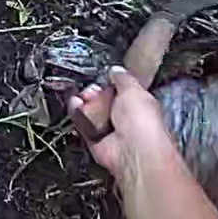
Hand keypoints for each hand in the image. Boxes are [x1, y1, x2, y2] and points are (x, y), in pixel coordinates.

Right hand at [67, 67, 178, 185]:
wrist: (132, 149)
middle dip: (94, 91)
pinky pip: (82, 123)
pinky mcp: (95, 138)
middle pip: (101, 99)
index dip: (109, 82)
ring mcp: (108, 128)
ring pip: (90, 110)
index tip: (102, 77)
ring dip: (84, 102)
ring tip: (81, 97)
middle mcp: (123, 116)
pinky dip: (77, 114)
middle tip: (91, 89)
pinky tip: (75, 104)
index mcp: (138, 102)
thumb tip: (115, 69)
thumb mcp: (134, 88)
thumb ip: (122, 77)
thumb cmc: (142, 120)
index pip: (119, 89)